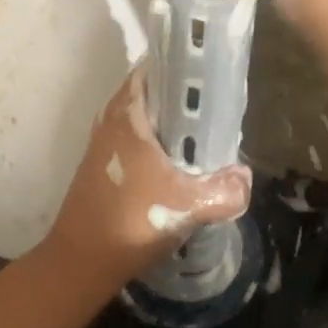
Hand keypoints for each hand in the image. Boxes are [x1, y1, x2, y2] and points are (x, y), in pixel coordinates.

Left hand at [39, 66, 251, 287]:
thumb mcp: (186, 207)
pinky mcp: (101, 164)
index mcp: (127, 114)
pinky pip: (132, 138)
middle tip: (212, 104)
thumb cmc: (132, 222)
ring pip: (139, 117)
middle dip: (178, 96)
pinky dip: (154, 140)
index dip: (178, 65)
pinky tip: (176, 161)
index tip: (206, 71)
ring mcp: (102, 142)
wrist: (81, 261)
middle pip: (148, 93)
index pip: (151, 69)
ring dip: (166, 121)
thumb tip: (245, 177)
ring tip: (200, 132)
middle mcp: (111, 120)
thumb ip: (223, 191)